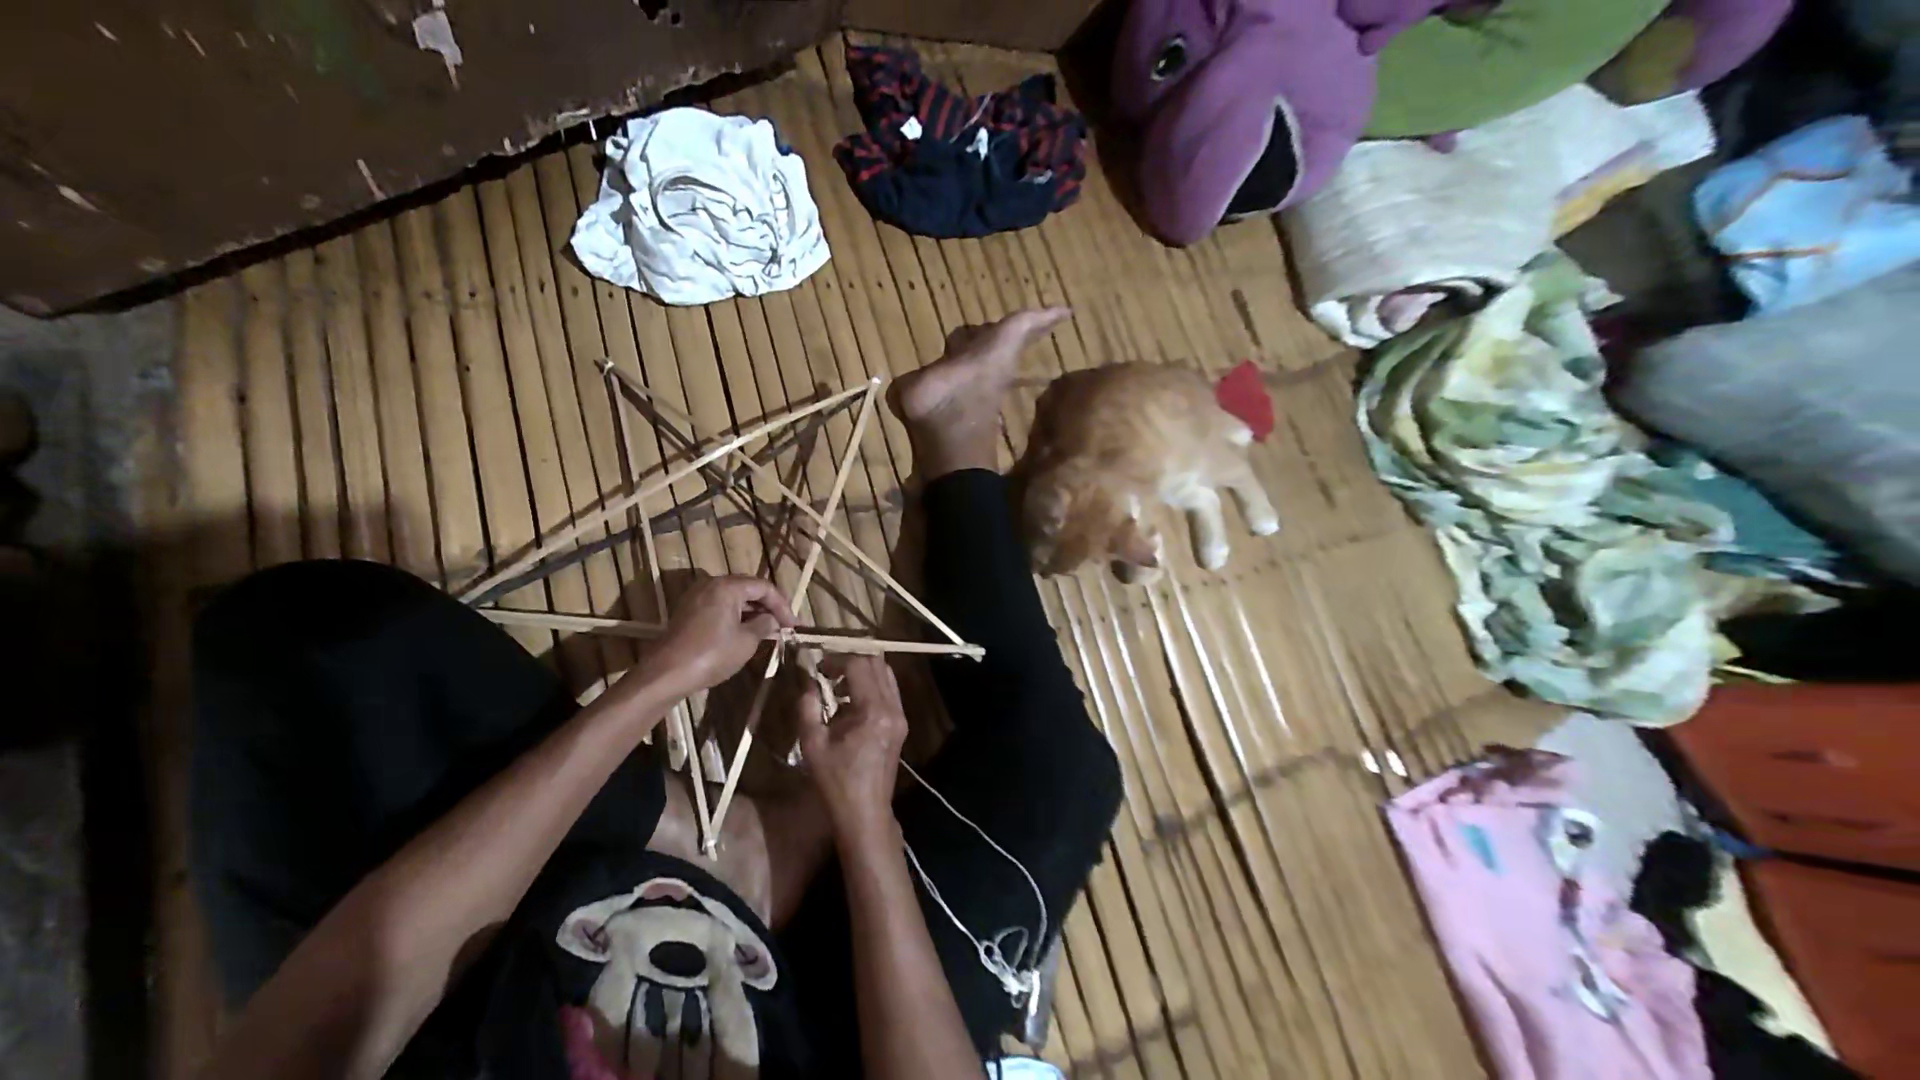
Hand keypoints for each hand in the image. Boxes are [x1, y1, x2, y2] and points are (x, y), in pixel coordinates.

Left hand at [635, 576, 793, 700]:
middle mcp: (711, 584)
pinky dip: (736, 615)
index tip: (793, 624)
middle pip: (747, 588)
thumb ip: (764, 624)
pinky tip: (745, 631)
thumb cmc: (712, 654)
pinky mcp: (689, 611)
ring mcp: (697, 597)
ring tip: (768, 628)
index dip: (782, 605)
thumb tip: (771, 619)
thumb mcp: (747, 641)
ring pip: (733, 597)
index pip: (763, 587)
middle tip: (783, 623)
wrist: (667, 673)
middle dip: (768, 605)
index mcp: (727, 586)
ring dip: (752, 611)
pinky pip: (719, 606)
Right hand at [796, 655, 908, 843]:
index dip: (836, 659)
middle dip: (850, 660)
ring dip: (862, 671)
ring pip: (886, 674)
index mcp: (872, 711)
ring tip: (836, 685)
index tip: (817, 667)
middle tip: (826, 670)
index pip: (859, 665)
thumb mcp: (812, 743)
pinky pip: (889, 690)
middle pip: (876, 663)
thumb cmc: (835, 781)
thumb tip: (807, 679)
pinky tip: (850, 701)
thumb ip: (807, 706)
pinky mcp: (901, 723)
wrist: (864, 812)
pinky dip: (871, 685)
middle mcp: (892, 708)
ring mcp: (900, 715)